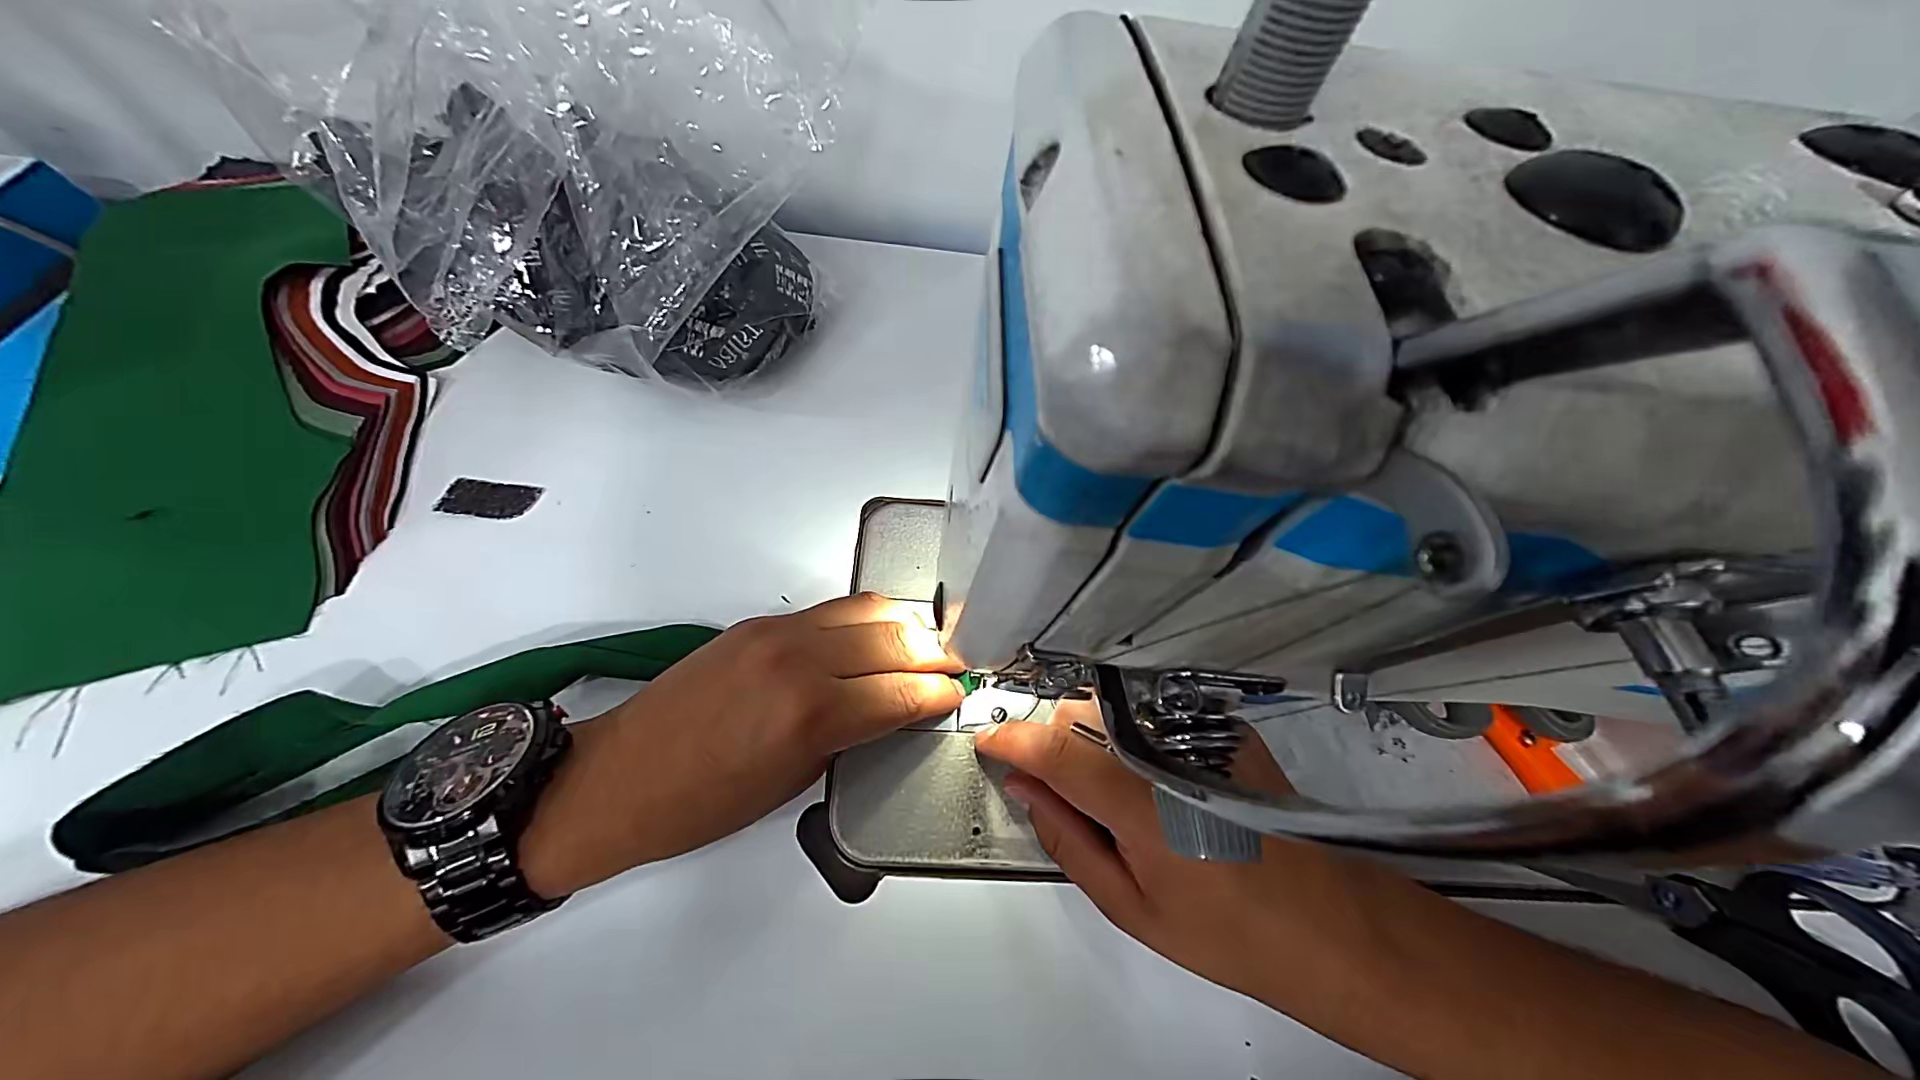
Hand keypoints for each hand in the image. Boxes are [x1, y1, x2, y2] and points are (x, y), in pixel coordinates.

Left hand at [521, 594, 962, 894]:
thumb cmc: (699, 803)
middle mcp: (797, 658)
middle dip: (934, 654)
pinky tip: (869, 642)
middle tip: (951, 669)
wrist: (618, 778)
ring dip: (903, 628)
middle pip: (895, 637)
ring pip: (867, 608)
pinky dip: (862, 622)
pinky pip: (830, 610)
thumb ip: (850, 735)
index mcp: (809, 712)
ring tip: (919, 650)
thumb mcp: (793, 781)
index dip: (939, 694)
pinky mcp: (757, 623)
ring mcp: (775, 632)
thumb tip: (889, 711)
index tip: (956, 696)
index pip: (902, 690)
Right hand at [972, 704, 1432, 1012]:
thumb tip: (1026, 790)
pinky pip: (1149, 713)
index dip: (1010, 740)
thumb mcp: (1130, 904)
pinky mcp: (1224, 729)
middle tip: (1057, 790)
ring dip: (1087, 736)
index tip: (988, 745)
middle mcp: (1170, 753)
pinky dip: (1128, 735)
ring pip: (1111, 708)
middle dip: (1050, 743)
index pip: (1052, 747)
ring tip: (1107, 791)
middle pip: (1078, 716)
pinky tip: (1148, 779)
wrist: (1327, 921)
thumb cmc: (1233, 929)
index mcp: (1141, 802)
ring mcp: (1201, 734)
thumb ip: (1066, 837)